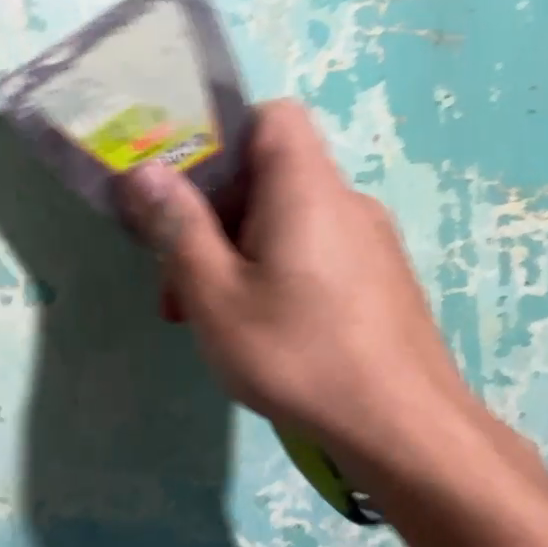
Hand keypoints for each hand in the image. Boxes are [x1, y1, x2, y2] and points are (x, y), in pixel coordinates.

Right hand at [116, 101, 477, 461]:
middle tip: (172, 278)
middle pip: (265, 175)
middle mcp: (343, 203)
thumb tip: (145, 169)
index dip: (220, 135)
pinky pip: (306, 249)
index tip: (177, 187)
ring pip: (281, 219)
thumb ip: (178, 226)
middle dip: (207, 214)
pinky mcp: (374, 277)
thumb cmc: (295, 354)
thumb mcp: (213, 293)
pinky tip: (249, 325)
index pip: (271, 117)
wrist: (402, 428)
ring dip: (229, 250)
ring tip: (202, 313)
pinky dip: (264, 269)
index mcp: (305, 192)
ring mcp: (366, 241)